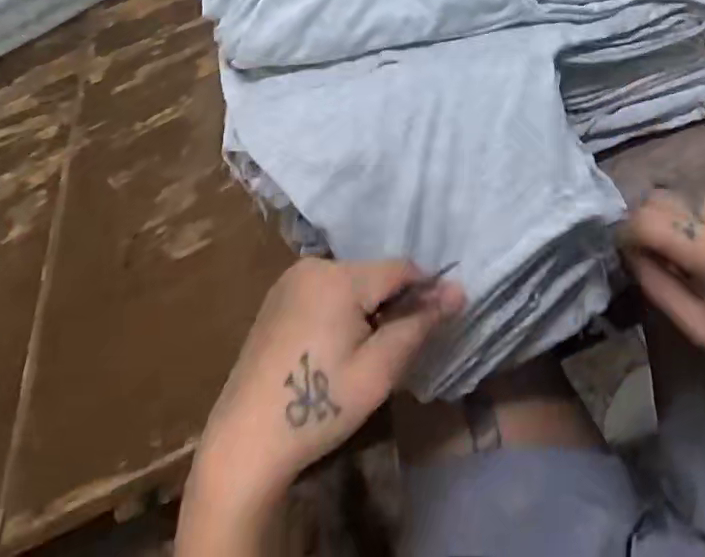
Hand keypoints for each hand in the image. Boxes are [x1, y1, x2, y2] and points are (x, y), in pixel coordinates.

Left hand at [190, 258, 464, 506]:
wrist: (246, 439)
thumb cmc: (320, 405)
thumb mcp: (379, 369)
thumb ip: (418, 324)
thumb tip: (458, 290)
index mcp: (338, 277)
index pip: (401, 268)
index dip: (426, 290)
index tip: (441, 321)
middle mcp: (313, 266)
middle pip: (374, 273)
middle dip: (395, 301)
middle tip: (399, 348)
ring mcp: (290, 280)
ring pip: (350, 281)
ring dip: (369, 306)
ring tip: (368, 352)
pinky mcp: (277, 297)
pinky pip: (325, 290)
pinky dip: (342, 309)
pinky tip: (336, 349)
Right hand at [619, 188, 704, 374]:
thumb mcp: (701, 330)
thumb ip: (656, 286)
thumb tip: (629, 253)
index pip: (643, 219)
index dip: (625, 235)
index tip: (627, 257)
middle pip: (654, 199)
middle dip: (641, 224)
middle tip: (648, 256)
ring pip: (674, 195)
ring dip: (664, 219)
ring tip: (676, 253)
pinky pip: (697, 198)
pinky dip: (686, 216)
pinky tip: (702, 245)